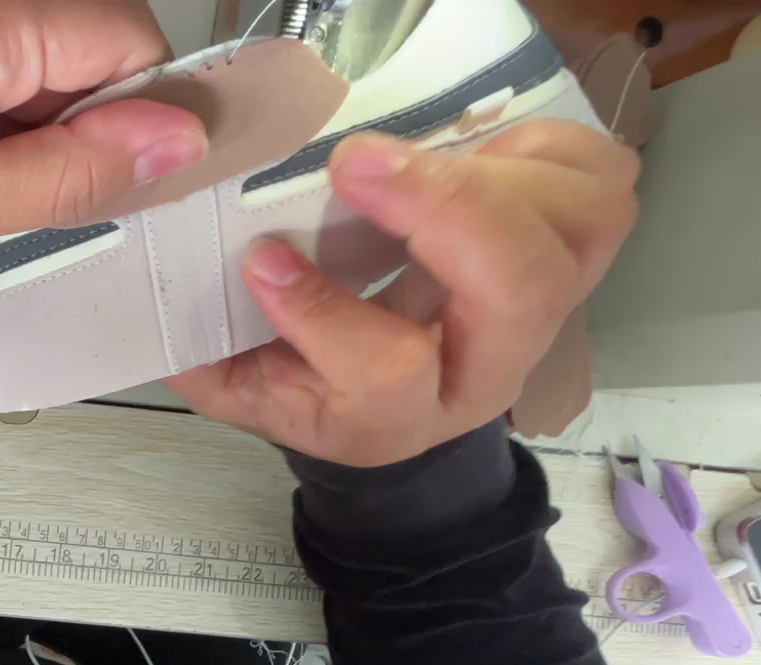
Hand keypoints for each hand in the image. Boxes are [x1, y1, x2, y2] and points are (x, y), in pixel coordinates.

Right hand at [165, 120, 639, 466]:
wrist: (381, 412)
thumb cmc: (301, 396)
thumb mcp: (234, 391)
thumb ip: (198, 349)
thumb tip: (160, 272)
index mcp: (391, 420)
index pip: (384, 369)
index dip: (321, 309)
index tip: (259, 257)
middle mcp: (483, 373)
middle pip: (516, 289)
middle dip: (442, 210)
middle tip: (354, 162)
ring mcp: (543, 316)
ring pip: (578, 228)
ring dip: (496, 171)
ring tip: (408, 160)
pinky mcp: (572, 260)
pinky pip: (599, 184)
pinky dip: (539, 148)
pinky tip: (463, 155)